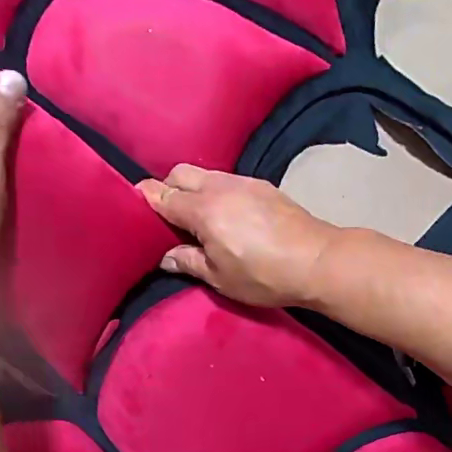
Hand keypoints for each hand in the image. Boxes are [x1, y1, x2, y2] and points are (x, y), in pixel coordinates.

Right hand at [134, 165, 342, 308]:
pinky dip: (214, 190)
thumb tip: (165, 256)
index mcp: (203, 211)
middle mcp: (219, 188)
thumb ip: (188, 262)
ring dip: (192, 189)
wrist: (318, 261)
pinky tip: (224, 215)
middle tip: (168, 218)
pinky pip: (226, 179)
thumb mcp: (220, 278)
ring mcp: (242, 182)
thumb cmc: (265, 276)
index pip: (161, 194)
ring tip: (196, 218)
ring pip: (204, 173)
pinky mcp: (261, 185)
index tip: (134, 208)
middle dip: (166, 188)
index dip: (143, 199)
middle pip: (179, 173)